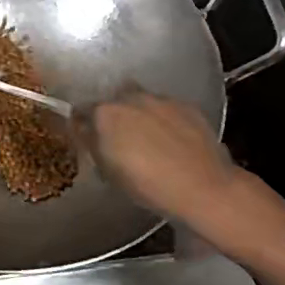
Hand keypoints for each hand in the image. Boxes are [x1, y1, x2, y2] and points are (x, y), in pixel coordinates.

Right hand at [81, 91, 259, 240]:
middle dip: (112, 116)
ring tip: (147, 140)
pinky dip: (163, 120)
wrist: (203, 187)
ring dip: (138, 115)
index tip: (87, 136)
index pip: (82, 110)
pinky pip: (166, 109)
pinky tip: (171, 140)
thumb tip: (86, 130)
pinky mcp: (187, 106)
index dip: (83, 124)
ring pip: (141, 102)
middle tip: (117, 139)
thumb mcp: (107, 171)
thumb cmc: (146, 185)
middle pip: (113, 101)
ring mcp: (162, 100)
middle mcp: (131, 98)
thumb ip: (92, 144)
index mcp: (105, 114)